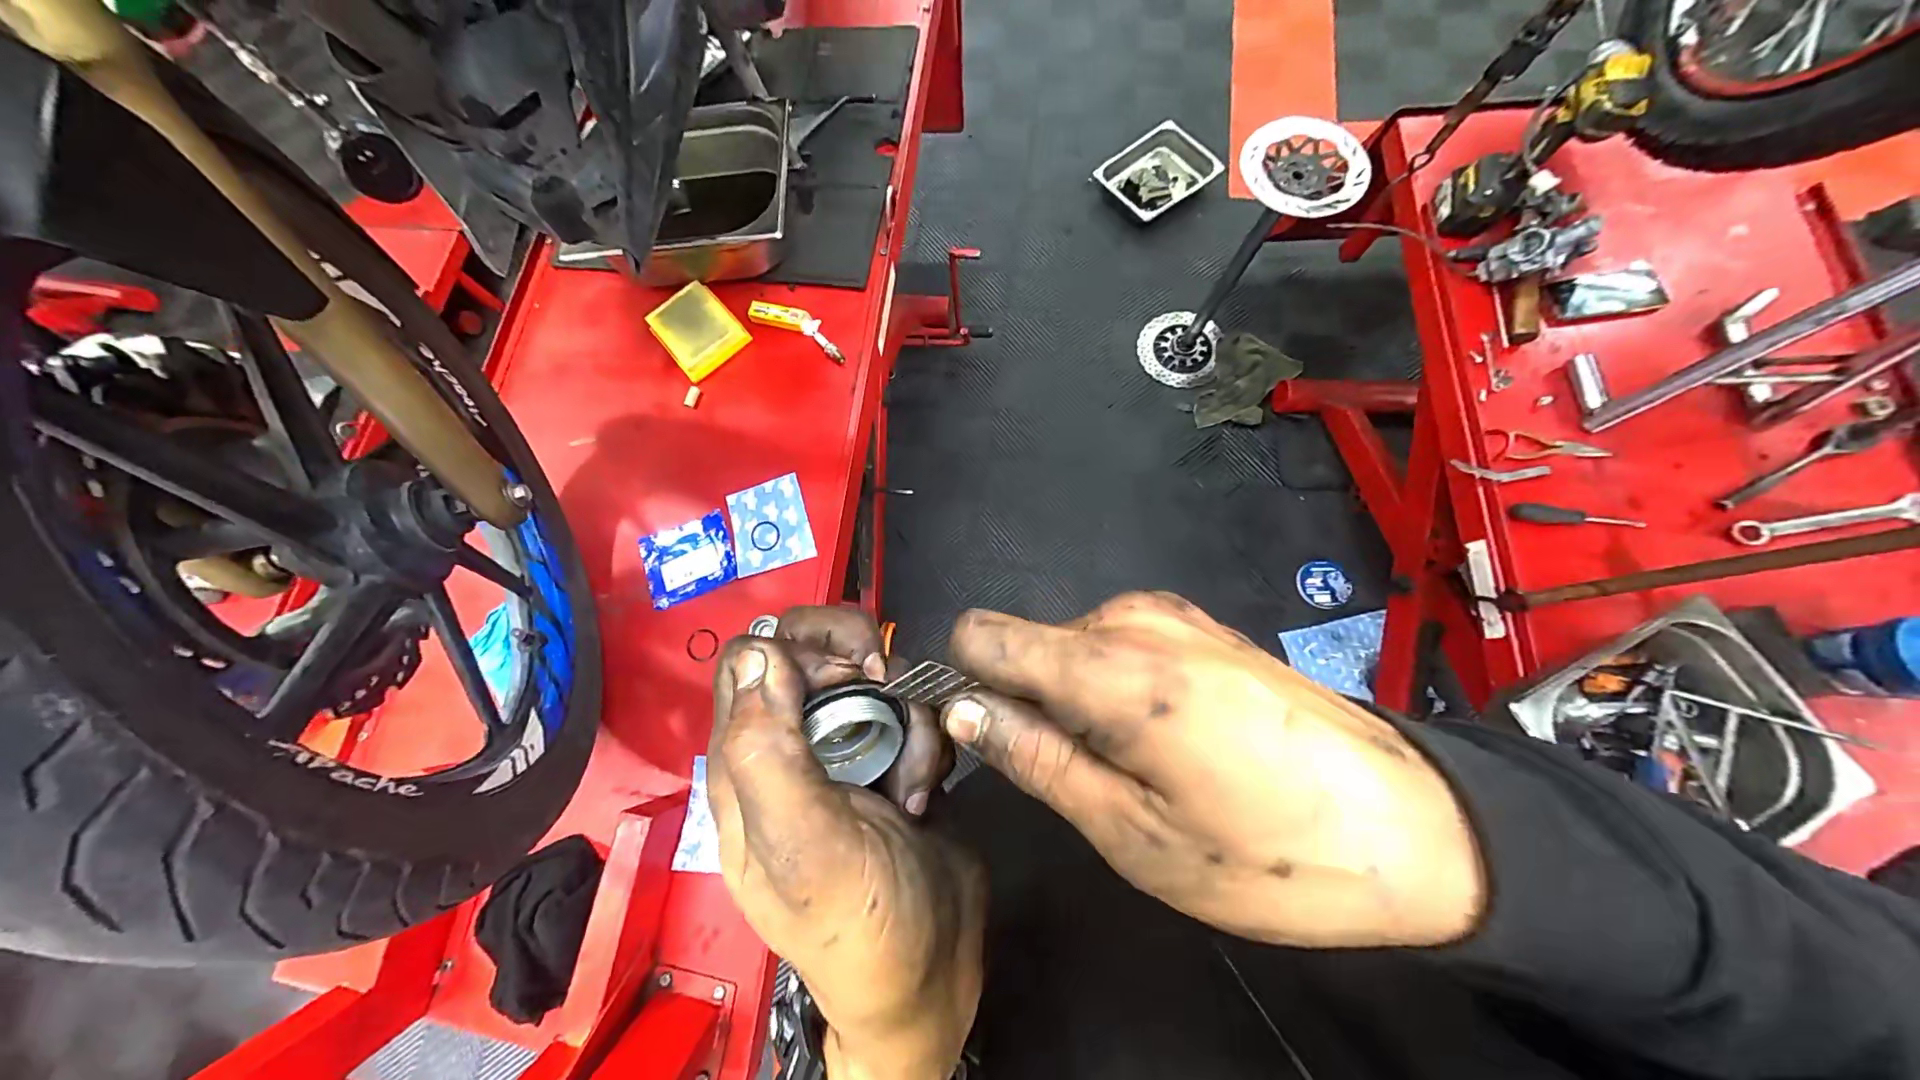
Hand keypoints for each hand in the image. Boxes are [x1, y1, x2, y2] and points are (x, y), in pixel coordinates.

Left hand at [709, 614, 983, 1079]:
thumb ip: (768, 750)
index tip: (843, 680)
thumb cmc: (859, 920)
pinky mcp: (894, 755)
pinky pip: (912, 710)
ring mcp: (847, 748)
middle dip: (861, 665)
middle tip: (886, 700)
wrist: (933, 971)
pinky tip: (925, 793)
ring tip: (910, 784)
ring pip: (875, 678)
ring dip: (905, 716)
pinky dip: (928, 739)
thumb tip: (759, 650)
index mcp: (748, 761)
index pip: (751, 657)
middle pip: (817, 650)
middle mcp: (792, 744)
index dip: (799, 651)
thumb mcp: (803, 843)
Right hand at [942, 592, 1482, 947]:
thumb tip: (963, 712)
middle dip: (1021, 702)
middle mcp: (1134, 618)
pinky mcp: (1198, 624)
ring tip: (1128, 767)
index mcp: (1110, 666)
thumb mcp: (1131, 832)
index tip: (982, 738)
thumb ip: (1035, 757)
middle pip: (1025, 644)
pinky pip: (1114, 645)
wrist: (1414, 825)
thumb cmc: (1268, 852)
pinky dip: (1109, 687)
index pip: (982, 634)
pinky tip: (1163, 739)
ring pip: (1068, 647)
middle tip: (1069, 778)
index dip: (965, 683)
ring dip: (1071, 701)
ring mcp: (1172, 614)